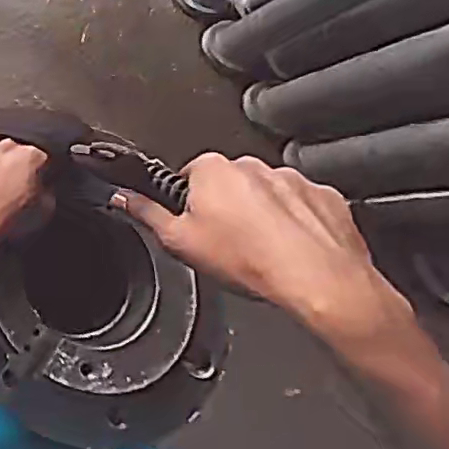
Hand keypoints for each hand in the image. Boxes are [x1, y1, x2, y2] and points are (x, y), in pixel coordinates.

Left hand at [0, 140, 52, 246]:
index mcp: (29, 155)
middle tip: (25, 182)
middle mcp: (8, 147)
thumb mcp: (41, 205)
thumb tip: (43, 183)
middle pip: (24, 149)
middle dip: (25, 163)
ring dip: (8, 162)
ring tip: (7, 182)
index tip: (42, 178)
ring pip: (6, 150)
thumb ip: (44, 184)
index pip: (43, 155)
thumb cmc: (5, 215)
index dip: (44, 169)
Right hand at [112, 154, 414, 352]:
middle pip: (228, 184)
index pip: (188, 177)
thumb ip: (146, 214)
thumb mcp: (180, 242)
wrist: (320, 282)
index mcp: (212, 169)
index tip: (197, 227)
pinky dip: (297, 223)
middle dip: (226, 207)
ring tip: (264, 251)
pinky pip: (303, 205)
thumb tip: (124, 198)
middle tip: (229, 243)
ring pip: (266, 194)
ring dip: (263, 214)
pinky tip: (292, 249)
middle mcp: (251, 165)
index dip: (189, 205)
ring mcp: (291, 179)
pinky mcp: (324, 197)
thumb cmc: (252, 261)